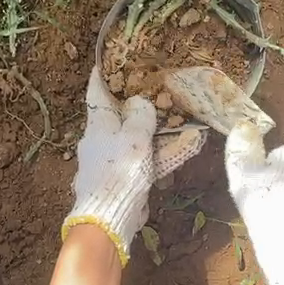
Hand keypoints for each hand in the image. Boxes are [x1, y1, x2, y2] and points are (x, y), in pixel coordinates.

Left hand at [62, 70, 200, 263]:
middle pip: (119, 118)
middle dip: (137, 108)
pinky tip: (187, 148)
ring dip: (160, 134)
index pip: (96, 95)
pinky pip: (145, 162)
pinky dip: (163, 155)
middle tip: (154, 93)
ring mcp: (111, 163)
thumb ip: (140, 117)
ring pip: (137, 142)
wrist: (109, 220)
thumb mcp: (134, 138)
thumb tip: (138, 102)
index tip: (101, 65)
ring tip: (184, 124)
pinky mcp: (123, 182)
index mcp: (97, 126)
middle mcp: (100, 142)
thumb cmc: (119, 172)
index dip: (100, 78)